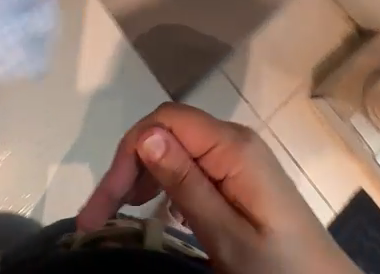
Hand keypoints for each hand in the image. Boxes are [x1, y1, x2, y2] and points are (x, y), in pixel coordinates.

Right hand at [78, 103, 359, 273]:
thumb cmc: (280, 270)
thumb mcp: (227, 237)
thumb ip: (188, 184)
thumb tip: (146, 134)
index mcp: (234, 147)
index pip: (166, 121)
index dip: (128, 153)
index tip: (100, 208)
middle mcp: (235, 140)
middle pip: (168, 131)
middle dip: (129, 166)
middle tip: (99, 220)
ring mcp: (239, 157)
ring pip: (178, 147)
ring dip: (143, 175)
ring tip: (119, 217)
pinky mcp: (241, 177)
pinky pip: (194, 164)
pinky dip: (166, 183)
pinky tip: (154, 213)